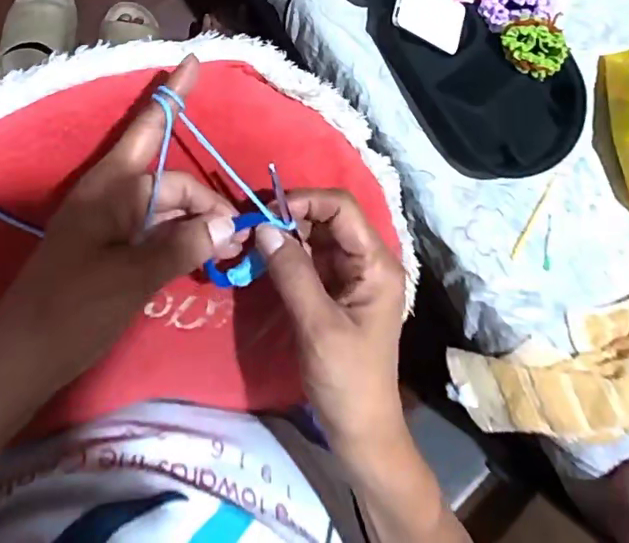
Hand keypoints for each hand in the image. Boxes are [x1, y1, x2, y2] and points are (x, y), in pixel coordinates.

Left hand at [0, 56, 245, 387]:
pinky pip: (151, 227)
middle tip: (240, 234)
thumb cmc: (71, 311)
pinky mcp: (105, 245)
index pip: (151, 129)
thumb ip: (180, 246)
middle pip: (167, 176)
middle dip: (205, 197)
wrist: (18, 356)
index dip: (175, 95)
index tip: (194, 58)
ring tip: (229, 251)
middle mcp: (107, 193)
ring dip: (195, 219)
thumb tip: (226, 224)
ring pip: (162, 203)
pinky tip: (201, 255)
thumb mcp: (131, 279)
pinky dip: (178, 236)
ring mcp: (105, 220)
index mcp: (109, 187)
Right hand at [255, 188, 405, 448]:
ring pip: (314, 234)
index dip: (305, 201)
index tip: (268, 212)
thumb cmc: (347, 378)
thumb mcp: (317, 325)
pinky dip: (285, 252)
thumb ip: (292, 272)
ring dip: (284, 232)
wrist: (360, 429)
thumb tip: (264, 227)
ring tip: (252, 238)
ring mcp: (349, 274)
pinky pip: (307, 256)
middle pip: (327, 217)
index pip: (342, 208)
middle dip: (289, 215)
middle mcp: (366, 260)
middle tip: (251, 224)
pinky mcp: (332, 287)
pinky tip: (262, 256)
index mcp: (376, 264)